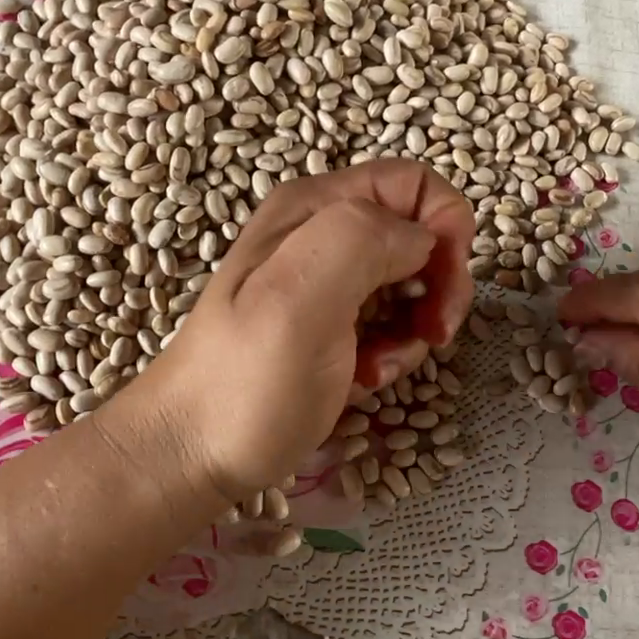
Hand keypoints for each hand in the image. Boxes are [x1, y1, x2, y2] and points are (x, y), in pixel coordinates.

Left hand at [101, 159, 476, 502]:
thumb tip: (421, 241)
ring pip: (411, 284)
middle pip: (420, 235)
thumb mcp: (298, 298)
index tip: (442, 290)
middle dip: (438, 285)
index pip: (415, 184)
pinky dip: (393, 352)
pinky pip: (390, 324)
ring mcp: (326, 282)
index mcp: (315, 208)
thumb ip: (363, 240)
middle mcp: (323, 234)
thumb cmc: (245, 381)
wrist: (191, 455)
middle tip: (431, 335)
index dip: (446, 228)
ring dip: (414, 328)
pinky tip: (365, 379)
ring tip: (378, 368)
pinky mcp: (331, 327)